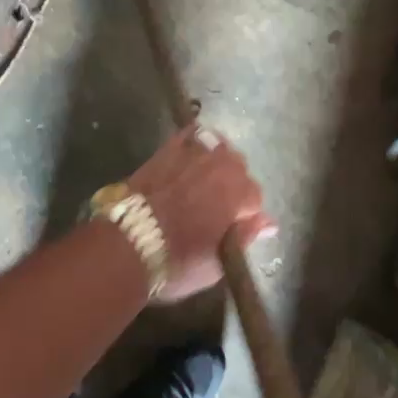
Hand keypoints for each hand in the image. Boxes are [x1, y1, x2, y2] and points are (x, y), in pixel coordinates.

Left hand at [123, 123, 273, 301]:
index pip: (255, 197)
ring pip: (219, 148)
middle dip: (232, 185)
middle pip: (239, 168)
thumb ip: (246, 236)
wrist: (127, 242)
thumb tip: (269, 223)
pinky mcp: (170, 146)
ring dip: (216, 163)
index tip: (231, 228)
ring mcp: (195, 151)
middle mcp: (222, 164)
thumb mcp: (216, 263)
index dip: (245, 214)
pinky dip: (196, 143)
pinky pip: (193, 134)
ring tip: (201, 182)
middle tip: (214, 208)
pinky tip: (189, 157)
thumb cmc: (177, 260)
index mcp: (239, 192)